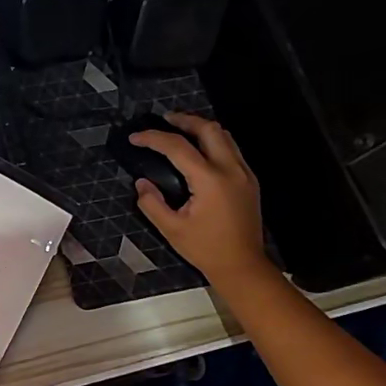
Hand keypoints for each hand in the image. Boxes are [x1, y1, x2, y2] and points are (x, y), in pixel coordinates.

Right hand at [130, 112, 270, 283]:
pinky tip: (199, 152)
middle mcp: (230, 169)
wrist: (242, 265)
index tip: (135, 138)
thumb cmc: (205, 249)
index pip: (178, 147)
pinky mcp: (249, 181)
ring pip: (224, 136)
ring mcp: (244, 173)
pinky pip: (231, 150)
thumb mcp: (171, 229)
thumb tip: (142, 183)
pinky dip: (213, 142)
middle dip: (184, 120)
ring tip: (180, 131)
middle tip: (164, 121)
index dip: (154, 138)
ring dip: (201, 128)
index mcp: (209, 180)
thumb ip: (152, 203)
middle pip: (209, 129)